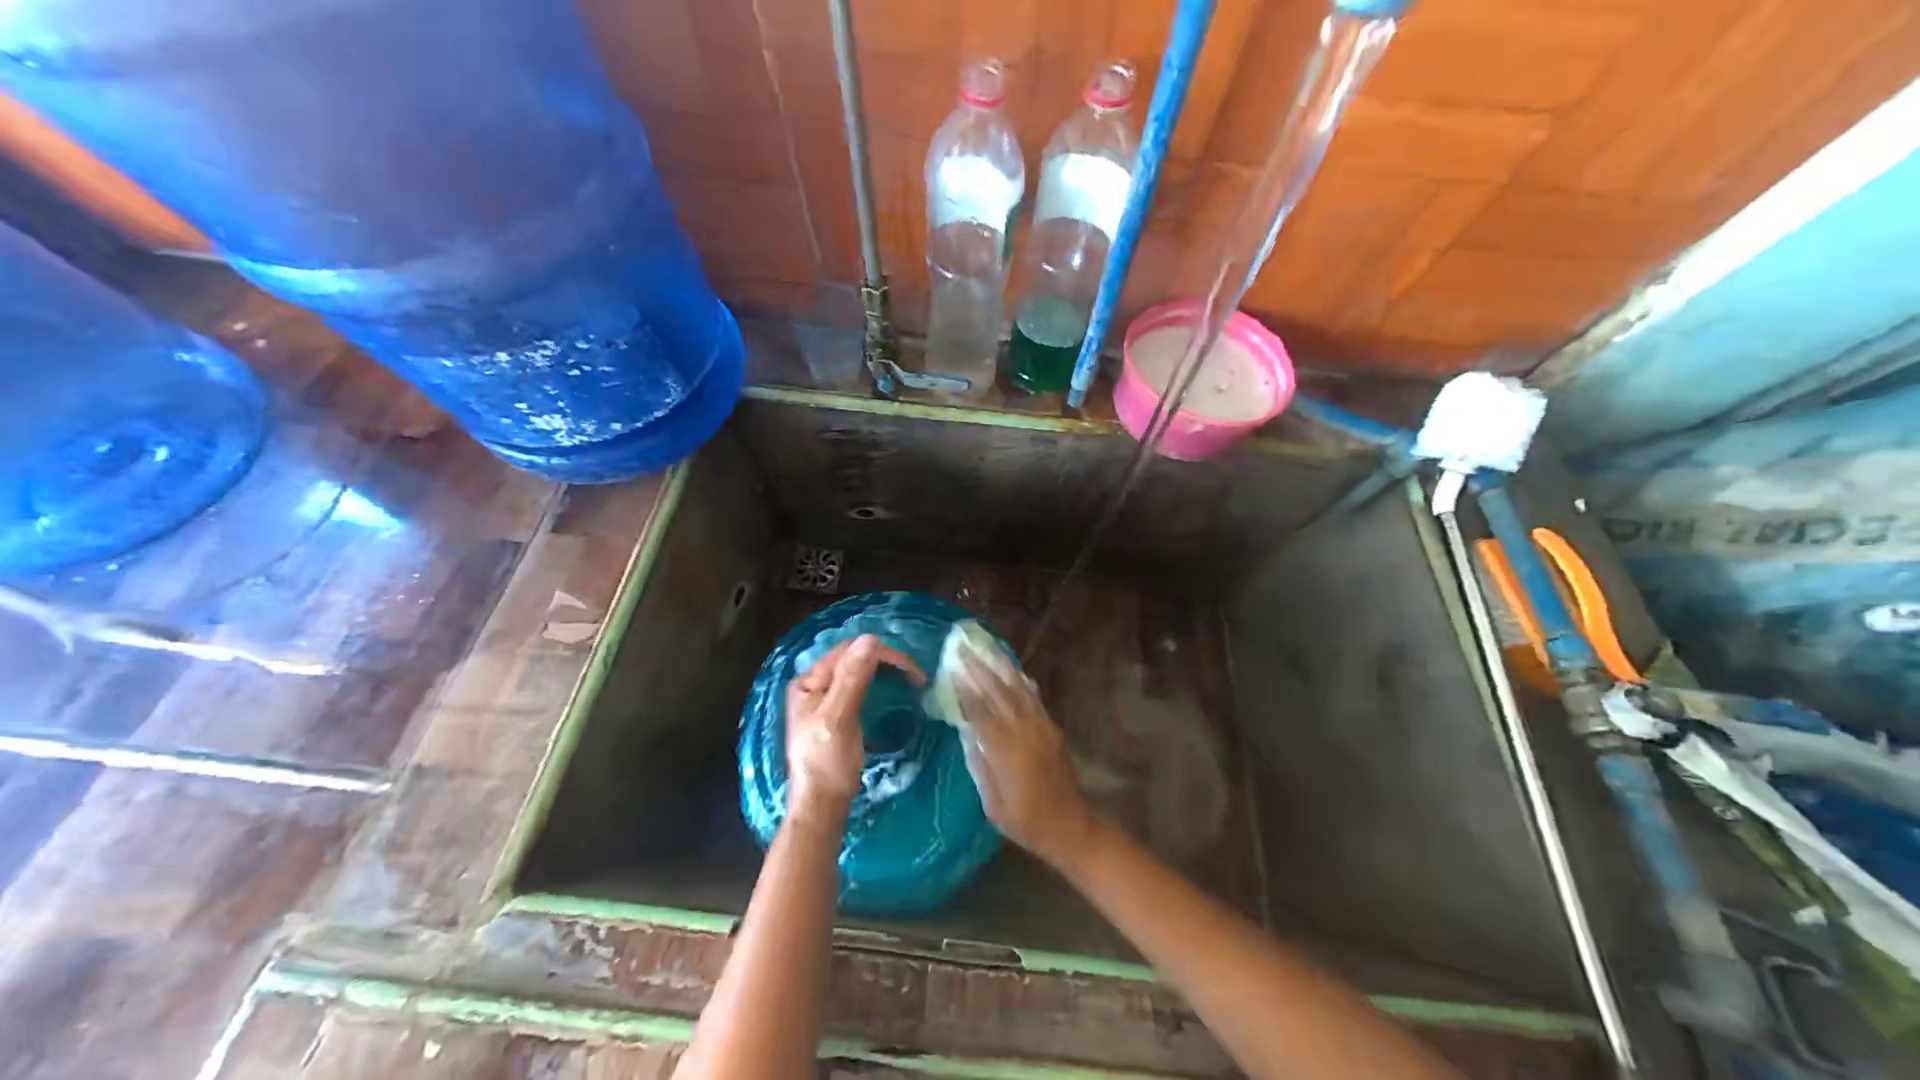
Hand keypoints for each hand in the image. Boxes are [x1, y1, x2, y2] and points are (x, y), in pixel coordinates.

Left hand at [785, 634, 924, 817]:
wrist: (821, 807)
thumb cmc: (827, 764)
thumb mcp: (839, 718)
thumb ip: (852, 679)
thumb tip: (871, 639)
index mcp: (809, 682)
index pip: (848, 652)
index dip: (882, 654)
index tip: (913, 671)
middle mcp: (814, 685)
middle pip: (853, 659)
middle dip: (885, 661)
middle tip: (916, 677)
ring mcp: (824, 700)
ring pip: (858, 672)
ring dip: (884, 672)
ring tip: (910, 681)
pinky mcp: (836, 715)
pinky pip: (859, 688)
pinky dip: (879, 685)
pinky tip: (893, 691)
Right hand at [952, 648, 1092, 863]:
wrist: (1070, 826)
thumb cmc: (1026, 822)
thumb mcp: (993, 804)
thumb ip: (980, 764)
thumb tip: (966, 731)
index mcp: (1007, 751)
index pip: (981, 712)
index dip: (965, 689)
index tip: (950, 668)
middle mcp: (1026, 732)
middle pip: (999, 693)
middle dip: (979, 669)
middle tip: (962, 648)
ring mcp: (1042, 728)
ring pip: (1018, 689)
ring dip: (1000, 667)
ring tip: (985, 648)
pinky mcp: (1052, 729)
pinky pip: (1033, 698)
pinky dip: (1021, 681)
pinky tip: (1013, 670)